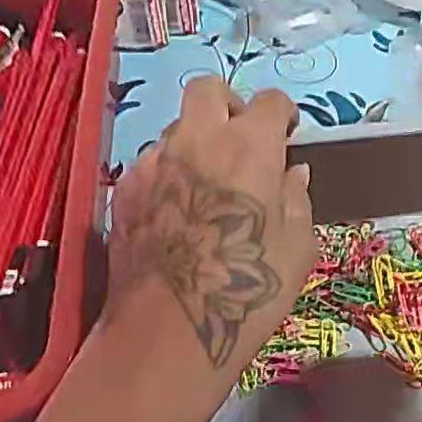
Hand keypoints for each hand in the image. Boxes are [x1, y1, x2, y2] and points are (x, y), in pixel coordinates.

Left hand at [104, 77, 315, 388]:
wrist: (169, 332)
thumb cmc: (248, 290)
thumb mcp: (298, 248)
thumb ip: (297, 200)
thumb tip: (292, 173)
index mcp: (249, 147)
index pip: (271, 102)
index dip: (284, 114)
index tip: (288, 135)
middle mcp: (196, 140)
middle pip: (209, 89)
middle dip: (231, 104)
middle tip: (243, 141)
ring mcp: (153, 162)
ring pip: (176, 130)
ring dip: (197, 144)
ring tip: (208, 189)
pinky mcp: (123, 191)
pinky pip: (151, 165)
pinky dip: (170, 175)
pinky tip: (178, 215)